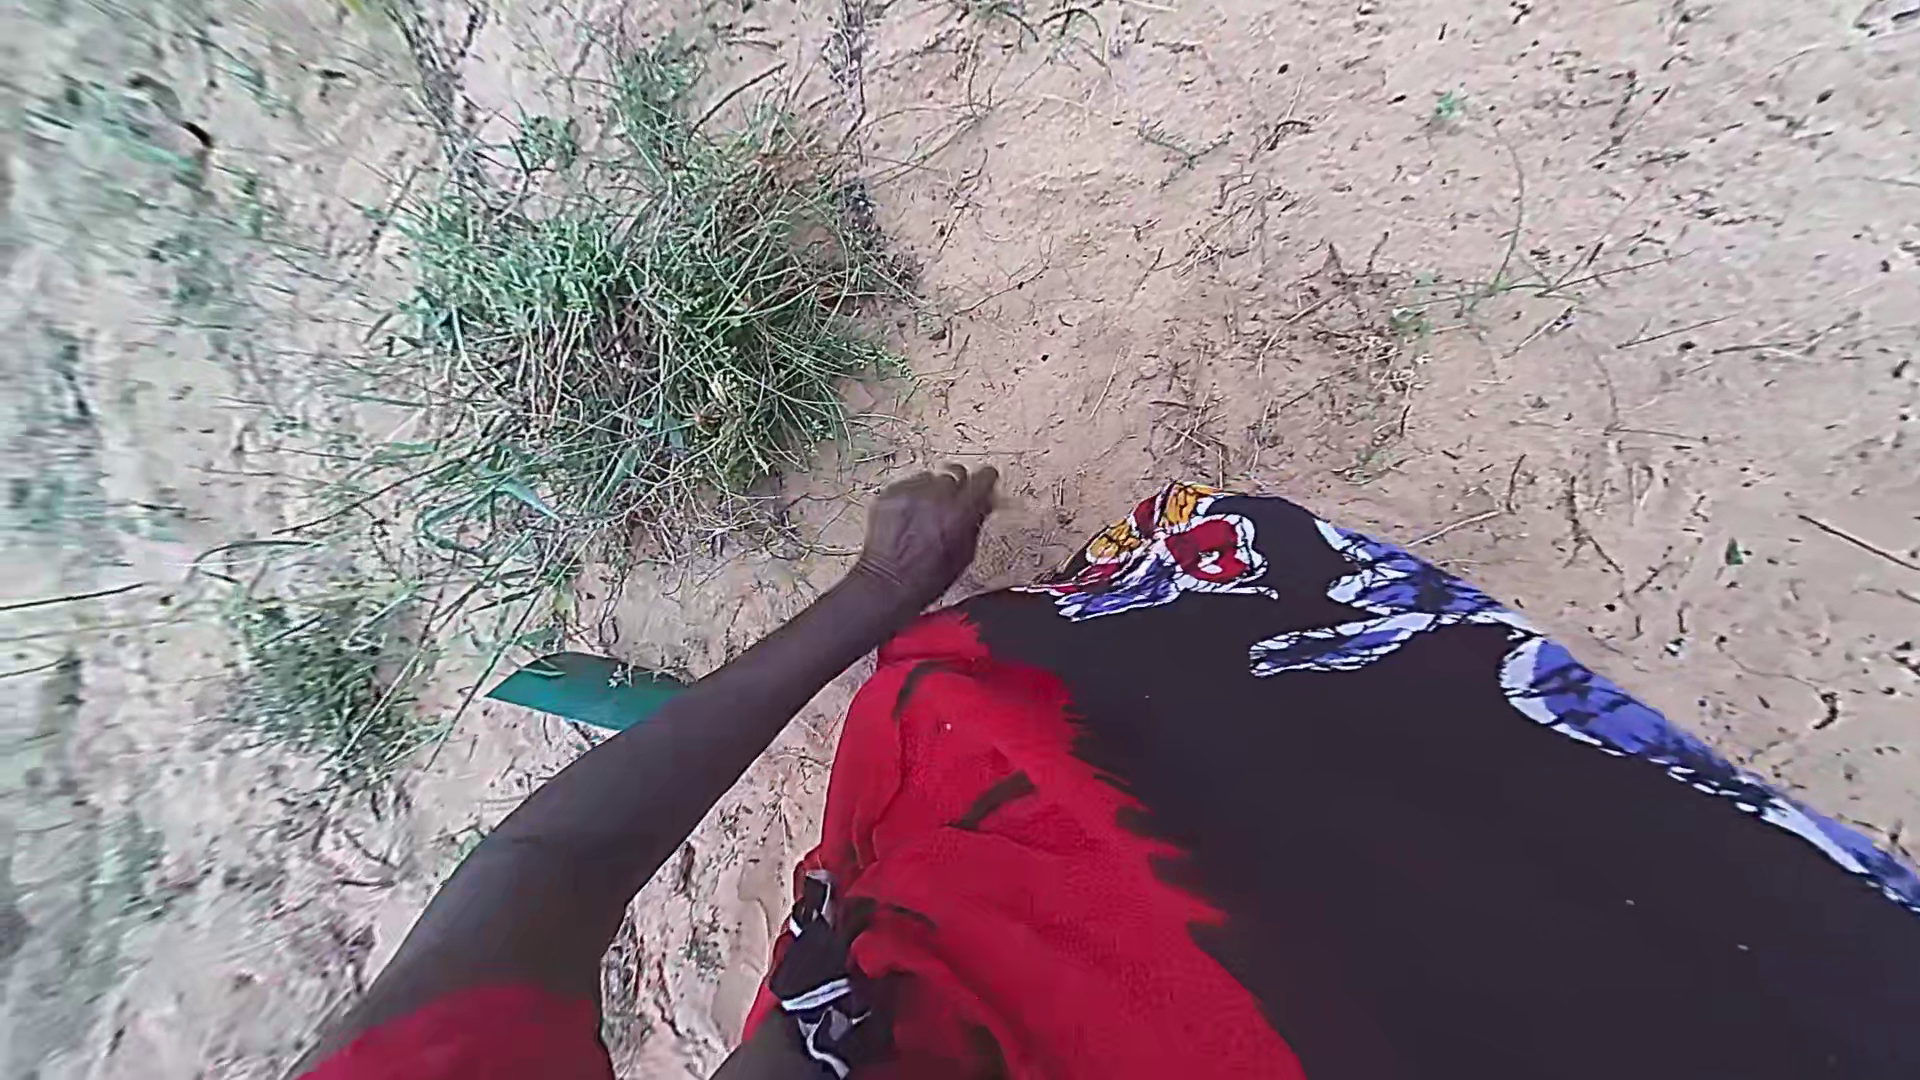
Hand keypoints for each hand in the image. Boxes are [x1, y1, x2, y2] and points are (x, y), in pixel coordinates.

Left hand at [848, 464, 998, 608]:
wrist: (887, 583)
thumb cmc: (927, 578)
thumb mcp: (964, 555)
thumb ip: (977, 523)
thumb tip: (984, 504)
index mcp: (959, 512)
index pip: (983, 478)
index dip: (986, 480)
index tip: (985, 482)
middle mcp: (935, 496)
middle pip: (955, 474)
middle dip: (957, 487)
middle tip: (952, 503)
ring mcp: (909, 493)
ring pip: (930, 478)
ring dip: (932, 491)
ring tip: (925, 514)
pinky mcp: (889, 494)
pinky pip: (908, 485)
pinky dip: (911, 496)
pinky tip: (908, 517)